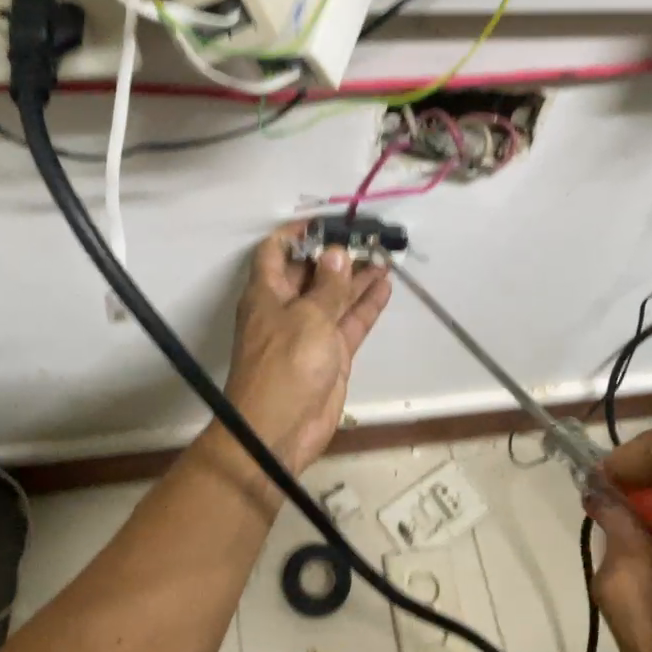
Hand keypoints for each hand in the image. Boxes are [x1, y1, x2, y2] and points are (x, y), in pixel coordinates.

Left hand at [212, 225, 391, 472]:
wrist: (279, 430)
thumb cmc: (285, 365)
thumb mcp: (308, 318)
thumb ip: (328, 286)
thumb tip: (337, 253)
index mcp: (266, 293)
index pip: (275, 251)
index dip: (297, 233)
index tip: (327, 221)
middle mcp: (286, 308)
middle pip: (311, 272)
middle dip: (336, 253)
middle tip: (368, 235)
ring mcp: (310, 332)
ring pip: (336, 296)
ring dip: (357, 276)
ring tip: (384, 254)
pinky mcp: (331, 355)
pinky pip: (350, 322)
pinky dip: (366, 304)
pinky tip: (385, 285)